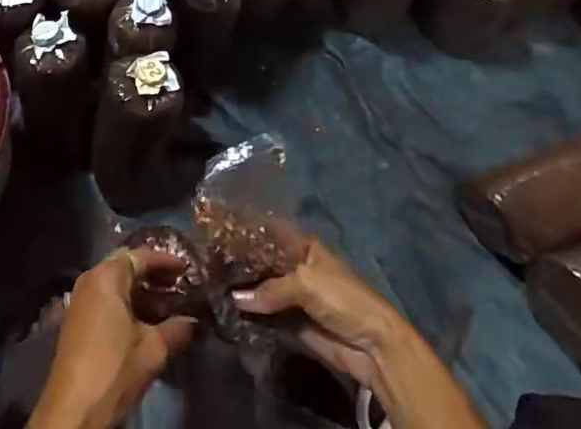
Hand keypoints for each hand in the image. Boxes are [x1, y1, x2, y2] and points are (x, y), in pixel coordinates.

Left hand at [29, 247, 196, 428]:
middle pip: (126, 266)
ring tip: (165, 303)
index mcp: (107, 276)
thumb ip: (177, 328)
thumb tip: (193, 321)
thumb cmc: (114, 368)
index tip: (186, 269)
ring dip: (139, 290)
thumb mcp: (153, 348)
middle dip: (152, 274)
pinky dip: (125, 303)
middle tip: (177, 284)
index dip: (166, 261)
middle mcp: (90, 280)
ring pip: (115, 284)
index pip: (141, 256)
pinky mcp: (75, 322)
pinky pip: (105, 299)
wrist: (72, 412)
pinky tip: (143, 320)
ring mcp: (79, 301)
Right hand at [228, 237, 407, 389]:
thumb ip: (272, 289)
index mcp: (305, 248)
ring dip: (243, 294)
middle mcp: (297, 268)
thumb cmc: (344, 300)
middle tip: (208, 265)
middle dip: (241, 267)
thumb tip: (236, 297)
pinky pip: (267, 317)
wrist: (372, 345)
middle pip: (264, 265)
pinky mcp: (293, 324)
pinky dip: (251, 317)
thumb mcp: (308, 284)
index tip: (218, 234)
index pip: (271, 235)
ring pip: (263, 292)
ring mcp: (294, 297)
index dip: (248, 235)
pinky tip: (227, 314)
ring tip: (210, 289)